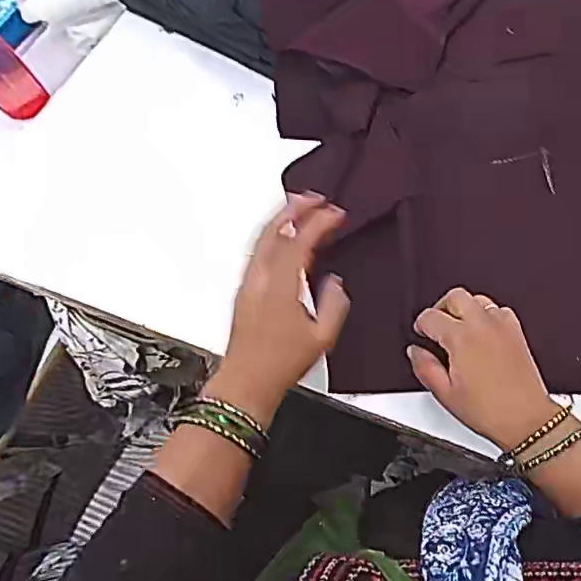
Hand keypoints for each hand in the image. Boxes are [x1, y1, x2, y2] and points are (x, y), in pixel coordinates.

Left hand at [206, 193, 350, 425]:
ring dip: (280, 219)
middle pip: (274, 230)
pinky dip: (271, 237)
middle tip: (313, 198)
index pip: (300, 241)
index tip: (335, 213)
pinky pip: (257, 253)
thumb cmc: (280, 364)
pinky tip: (281, 241)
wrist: (247, 382)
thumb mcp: (323, 337)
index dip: (319, 222)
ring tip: (296, 209)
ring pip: (261, 239)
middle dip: (294, 208)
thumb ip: (334, 304)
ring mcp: (249, 284)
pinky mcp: (244, 292)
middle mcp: (260, 279)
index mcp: (281, 285)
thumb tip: (336, 284)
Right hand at [408, 288, 560, 450]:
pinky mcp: (517, 332)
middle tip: (436, 325)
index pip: (431, 316)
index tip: (421, 333)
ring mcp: (503, 326)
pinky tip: (481, 333)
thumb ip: (425, 367)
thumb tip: (416, 352)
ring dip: (464, 309)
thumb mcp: (445, 394)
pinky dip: (486, 316)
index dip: (421, 324)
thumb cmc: (490, 410)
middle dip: (441, 308)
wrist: (526, 419)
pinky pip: (498, 310)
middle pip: (455, 296)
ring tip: (458, 329)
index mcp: (461, 338)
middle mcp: (483, 325)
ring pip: (478, 299)